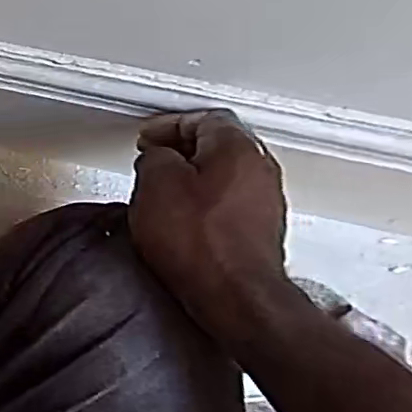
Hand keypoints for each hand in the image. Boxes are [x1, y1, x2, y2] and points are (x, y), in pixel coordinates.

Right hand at [129, 109, 290, 327]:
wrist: (230, 291)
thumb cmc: (193, 238)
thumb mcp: (154, 183)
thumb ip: (156, 157)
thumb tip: (160, 156)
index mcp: (238, 151)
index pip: (206, 119)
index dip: (169, 123)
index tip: (146, 135)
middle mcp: (261, 170)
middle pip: (221, 142)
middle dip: (184, 143)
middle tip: (152, 151)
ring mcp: (265, 200)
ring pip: (225, 169)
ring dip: (193, 169)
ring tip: (160, 180)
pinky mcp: (258, 226)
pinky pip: (228, 195)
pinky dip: (202, 192)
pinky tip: (179, 208)